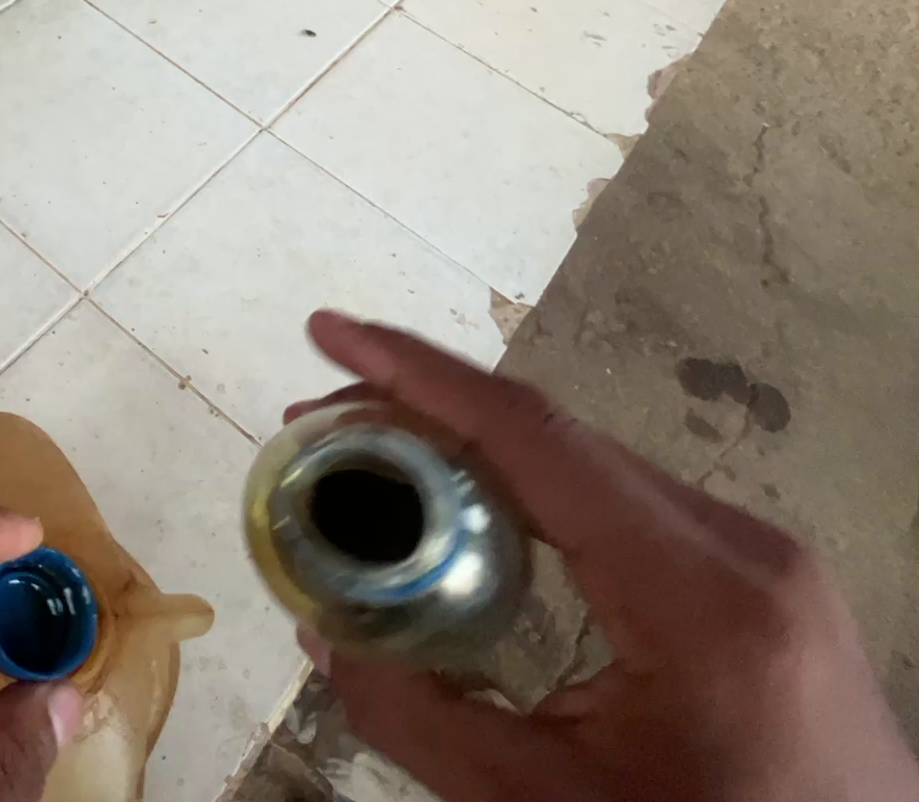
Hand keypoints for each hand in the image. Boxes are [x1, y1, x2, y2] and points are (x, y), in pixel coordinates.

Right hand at [287, 311, 918, 801]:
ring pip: (560, 450)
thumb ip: (414, 716)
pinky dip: (495, 467)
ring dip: (448, 432)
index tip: (329, 332)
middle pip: (538, 430)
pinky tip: (442, 486)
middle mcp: (730, 542)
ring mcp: (737, 545)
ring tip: (355, 447)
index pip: (529, 436)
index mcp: (697, 594)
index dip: (416, 372)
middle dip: (410, 402)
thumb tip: (316, 630)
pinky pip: (586, 485)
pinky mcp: (728, 562)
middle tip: (312, 421)